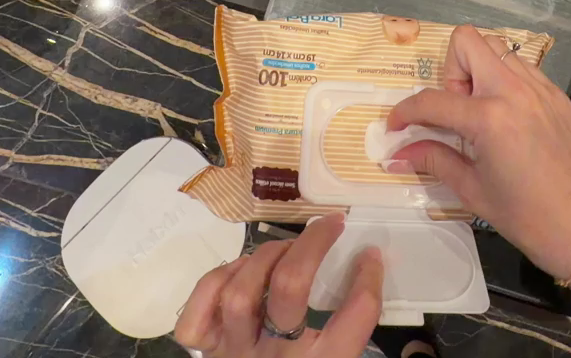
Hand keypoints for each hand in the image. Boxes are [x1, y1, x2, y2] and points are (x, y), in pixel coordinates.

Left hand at [175, 213, 382, 357]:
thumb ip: (348, 324)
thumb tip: (365, 264)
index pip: (354, 319)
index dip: (368, 279)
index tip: (370, 254)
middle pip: (290, 286)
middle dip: (312, 243)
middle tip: (329, 225)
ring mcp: (235, 353)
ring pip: (242, 290)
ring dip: (266, 255)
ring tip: (286, 249)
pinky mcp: (206, 351)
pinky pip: (200, 310)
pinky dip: (217, 280)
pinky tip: (239, 272)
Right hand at [387, 25, 570, 282]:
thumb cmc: (527, 218)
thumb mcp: (472, 190)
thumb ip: (433, 159)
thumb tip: (396, 154)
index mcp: (489, 118)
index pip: (433, 100)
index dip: (405, 112)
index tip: (396, 125)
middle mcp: (513, 90)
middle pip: (467, 41)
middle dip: (450, 70)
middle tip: (455, 109)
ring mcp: (539, 87)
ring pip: (496, 47)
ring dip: (478, 70)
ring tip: (480, 113)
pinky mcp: (556, 93)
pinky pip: (520, 66)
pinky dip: (504, 80)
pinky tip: (506, 117)